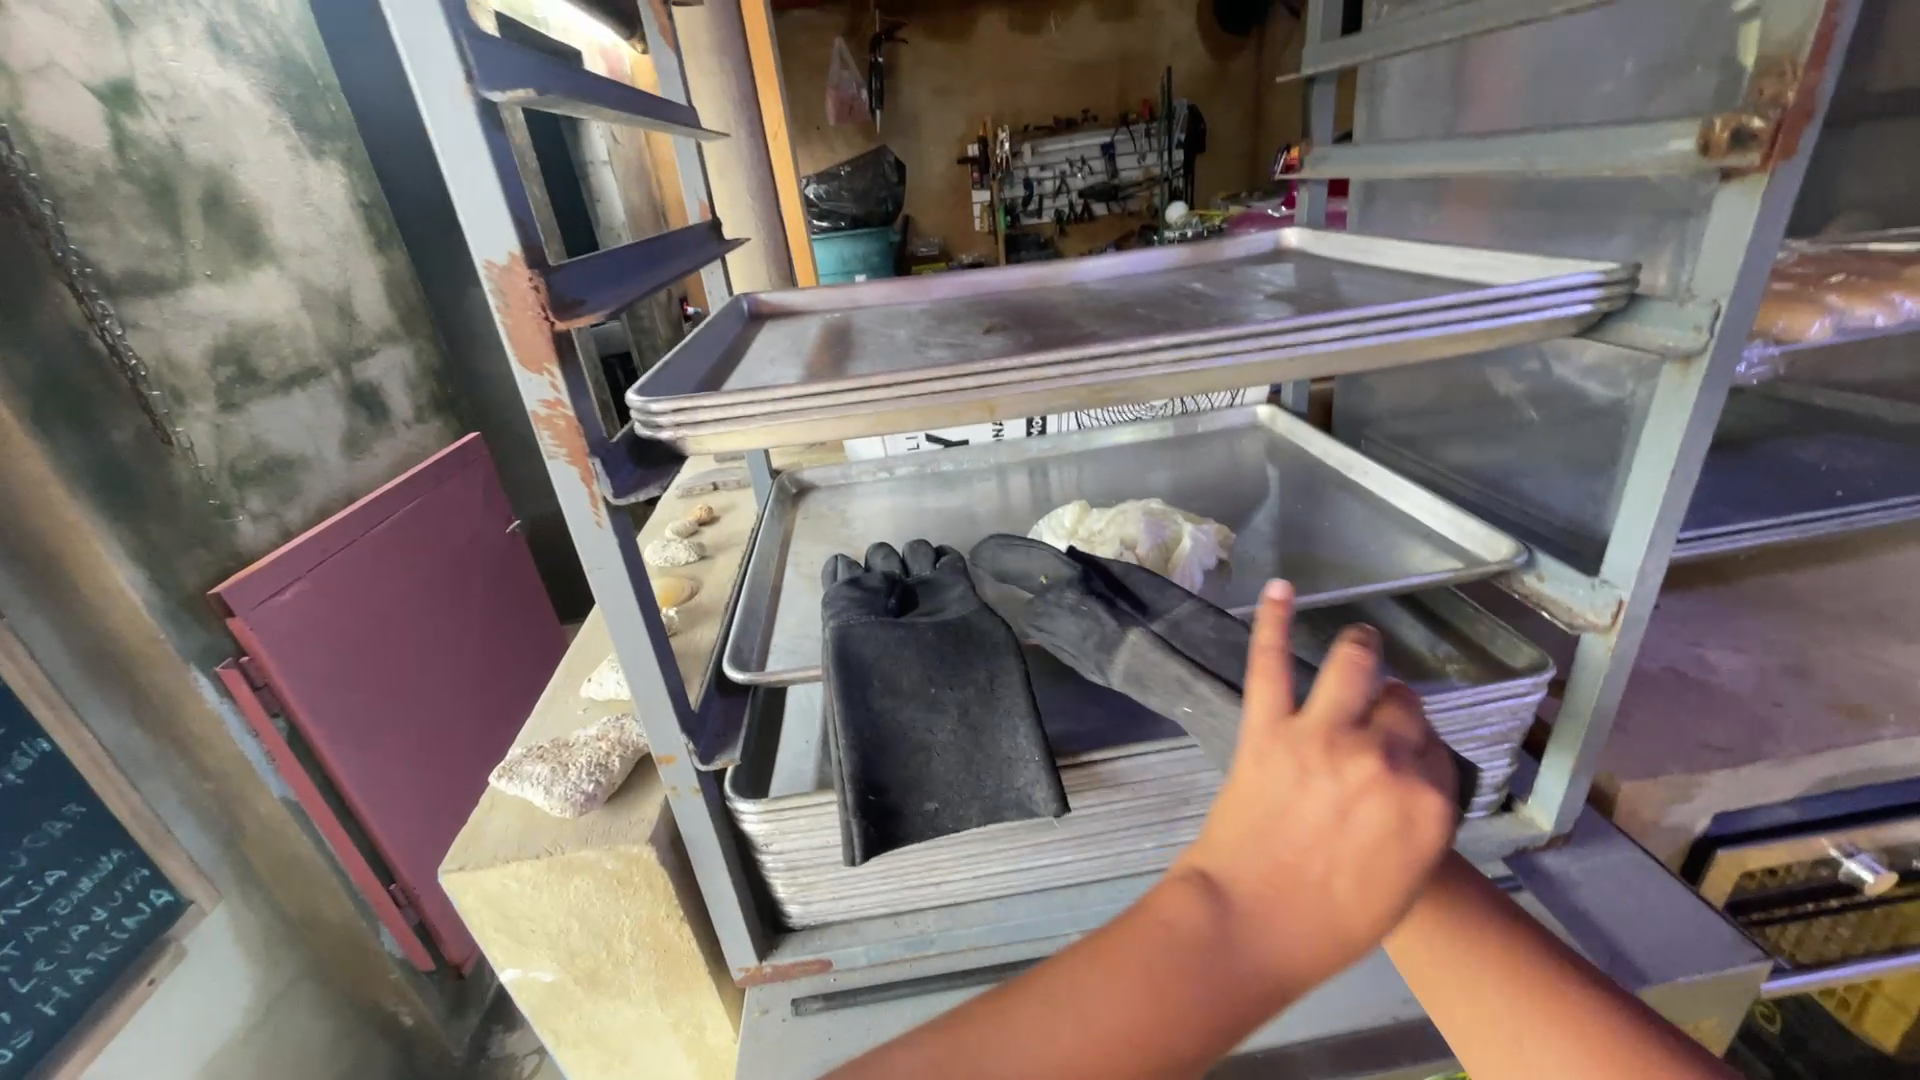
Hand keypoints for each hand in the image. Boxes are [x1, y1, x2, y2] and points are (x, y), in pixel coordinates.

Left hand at [1169, 579, 1459, 994]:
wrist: (1251, 921)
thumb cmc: (1329, 922)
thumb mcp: (1401, 879)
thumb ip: (1413, 821)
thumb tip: (1407, 783)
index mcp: (1429, 803)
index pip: (1434, 747)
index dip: (1415, 745)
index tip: (1401, 749)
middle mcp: (1385, 758)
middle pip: (1402, 705)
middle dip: (1391, 707)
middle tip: (1374, 713)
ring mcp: (1323, 736)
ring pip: (1354, 668)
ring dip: (1359, 649)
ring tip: (1360, 640)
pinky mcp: (1268, 728)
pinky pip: (1271, 663)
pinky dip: (1272, 621)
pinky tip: (1280, 589)